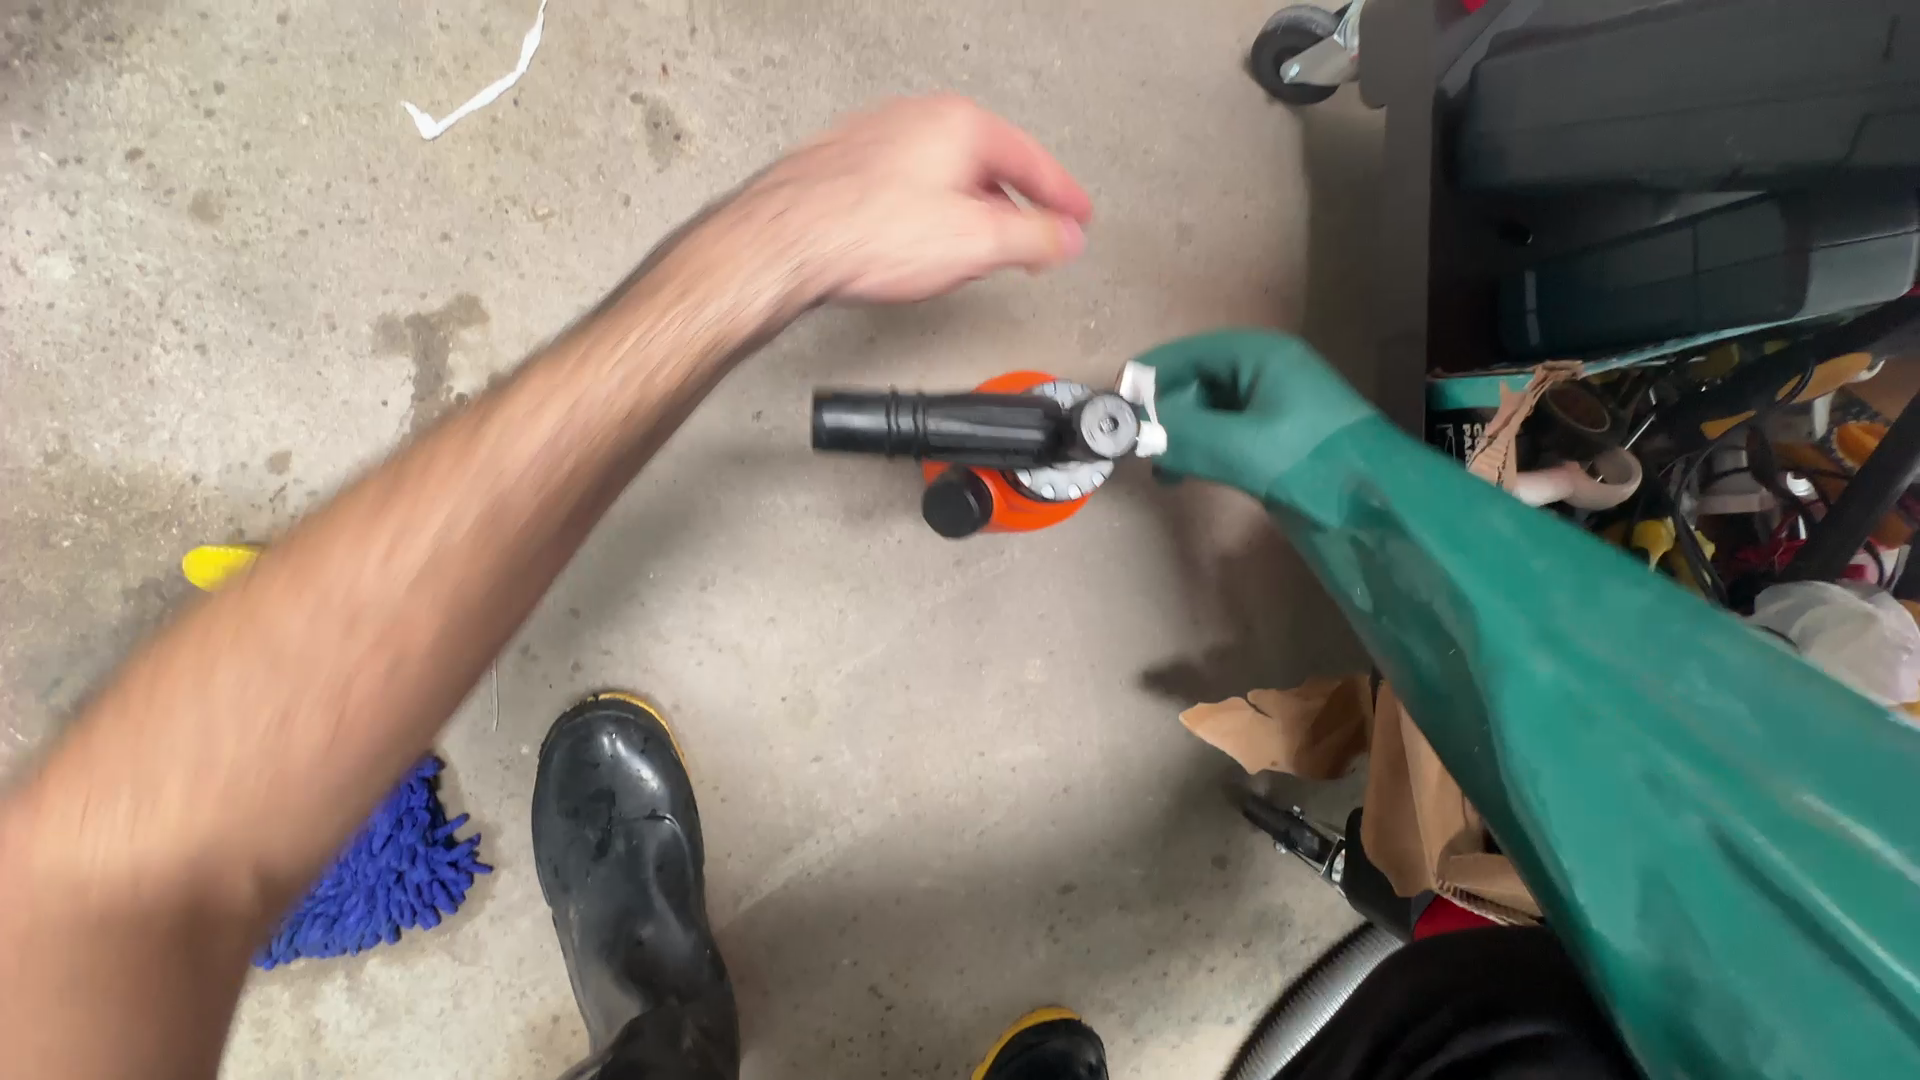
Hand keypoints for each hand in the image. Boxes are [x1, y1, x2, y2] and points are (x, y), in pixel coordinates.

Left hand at [728, 95, 1093, 304]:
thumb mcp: (977, 243)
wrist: (788, 242)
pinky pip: (910, 194)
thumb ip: (1035, 238)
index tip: (1080, 218)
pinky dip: (928, 221)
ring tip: (970, 258)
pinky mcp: (853, 169)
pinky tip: (919, 251)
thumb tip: (1067, 238)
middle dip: (1012, 212)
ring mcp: (882, 141)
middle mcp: (921, 122)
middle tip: (1029, 244)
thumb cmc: (866, 233)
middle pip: (990, 169)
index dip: (1064, 198)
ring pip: (948, 181)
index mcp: (962, 127)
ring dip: (968, 220)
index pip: (1035, 162)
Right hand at [1136, 330, 1373, 501]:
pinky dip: (1197, 448)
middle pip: (1190, 382)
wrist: (1376, 504)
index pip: (1183, 354)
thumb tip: (1127, 432)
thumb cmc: (1311, 461)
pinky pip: (1219, 431)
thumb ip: (1179, 435)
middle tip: (1137, 448)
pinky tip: (1185, 473)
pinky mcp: (1271, 433)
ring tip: (1162, 469)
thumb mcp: (1239, 448)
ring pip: (1202, 410)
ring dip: (1176, 435)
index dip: (1146, 381)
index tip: (1114, 412)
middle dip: (1161, 414)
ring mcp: (1268, 402)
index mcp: (1257, 355)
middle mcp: (1260, 369)